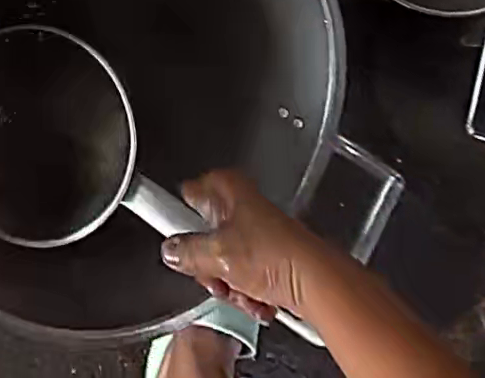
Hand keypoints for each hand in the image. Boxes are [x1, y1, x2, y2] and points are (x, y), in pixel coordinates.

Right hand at [159, 169, 350, 321]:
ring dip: (227, 283)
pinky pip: (241, 273)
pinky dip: (246, 290)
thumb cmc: (274, 254)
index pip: (188, 194)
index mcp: (227, 187)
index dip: (180, 218)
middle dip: (208, 264)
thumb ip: (187, 252)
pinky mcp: (264, 253)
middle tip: (216, 275)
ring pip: (221, 259)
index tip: (180, 241)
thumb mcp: (217, 254)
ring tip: (241, 289)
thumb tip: (171, 249)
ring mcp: (252, 228)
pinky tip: (255, 297)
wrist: (314, 281)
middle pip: (203, 234)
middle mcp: (239, 202)